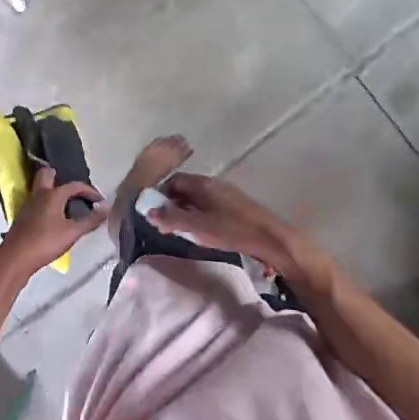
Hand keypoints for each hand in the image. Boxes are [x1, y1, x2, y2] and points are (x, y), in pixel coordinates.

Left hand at [0, 167, 109, 273]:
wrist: (15, 259)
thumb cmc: (45, 242)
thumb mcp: (72, 232)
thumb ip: (91, 220)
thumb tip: (107, 207)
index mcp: (52, 195)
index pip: (74, 185)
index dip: (89, 190)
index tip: (100, 200)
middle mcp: (38, 194)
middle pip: (46, 174)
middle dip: (59, 176)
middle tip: (73, 189)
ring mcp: (28, 205)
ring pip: (40, 188)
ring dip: (52, 190)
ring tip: (66, 203)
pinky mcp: (22, 216)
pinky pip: (36, 201)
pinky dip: (46, 202)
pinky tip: (53, 216)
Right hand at [147, 173, 318, 276]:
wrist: (270, 238)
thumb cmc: (232, 230)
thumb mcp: (197, 226)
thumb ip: (172, 218)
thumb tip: (148, 211)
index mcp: (203, 184)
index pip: (174, 180)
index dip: (160, 195)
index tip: (153, 213)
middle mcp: (214, 184)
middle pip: (185, 189)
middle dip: (172, 205)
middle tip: (164, 225)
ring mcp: (226, 195)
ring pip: (198, 199)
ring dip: (185, 213)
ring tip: (180, 231)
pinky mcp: (235, 207)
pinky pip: (209, 207)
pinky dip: (199, 217)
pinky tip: (201, 233)